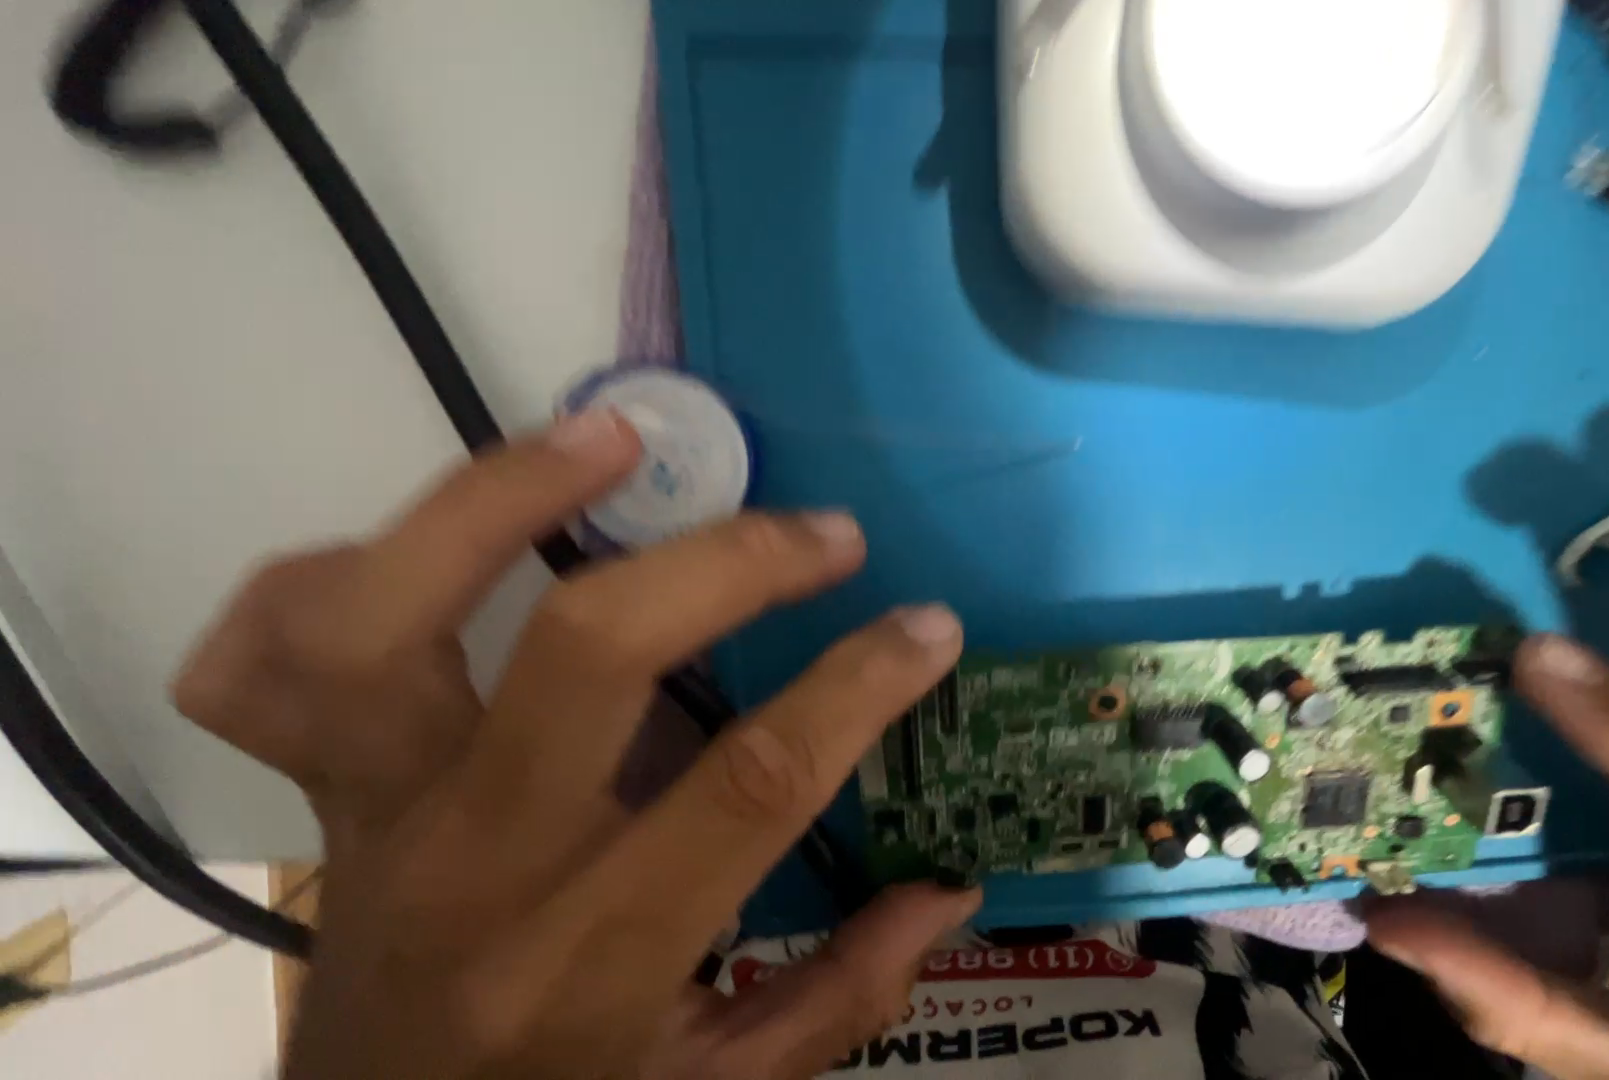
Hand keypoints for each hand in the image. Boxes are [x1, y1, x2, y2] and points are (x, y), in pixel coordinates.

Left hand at [173, 410, 979, 1079]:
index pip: (750, 783)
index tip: (928, 626)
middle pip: (587, 652)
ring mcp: (376, 813)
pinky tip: (445, 550)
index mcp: (591, 955)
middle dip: (730, 565)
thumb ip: (842, 996)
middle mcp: (474, 863)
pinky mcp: (321, 789)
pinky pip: (266, 659)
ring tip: (615, 440)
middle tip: (824, 532)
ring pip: (378, 619)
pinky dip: (332, 576)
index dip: (859, 686)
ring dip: (502, 498)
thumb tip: (951, 885)